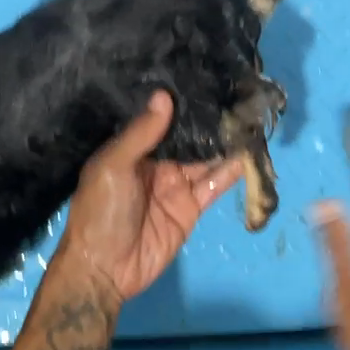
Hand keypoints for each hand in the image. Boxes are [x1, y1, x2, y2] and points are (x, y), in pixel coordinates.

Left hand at [60, 91, 243, 308]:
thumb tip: (164, 95)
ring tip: (248, 121)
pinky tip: (246, 155)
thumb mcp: (114, 167)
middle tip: (235, 96)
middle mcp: (157, 164)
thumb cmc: (101, 212)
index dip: (180, 105)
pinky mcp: (190, 208)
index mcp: (133, 151)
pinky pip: (213, 186)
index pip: (161, 122)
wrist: (105, 269)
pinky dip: (229, 173)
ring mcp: (175, 187)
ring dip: (224, 145)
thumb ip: (141, 134)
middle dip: (208, 123)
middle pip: (188, 139)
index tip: (204, 80)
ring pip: (205, 161)